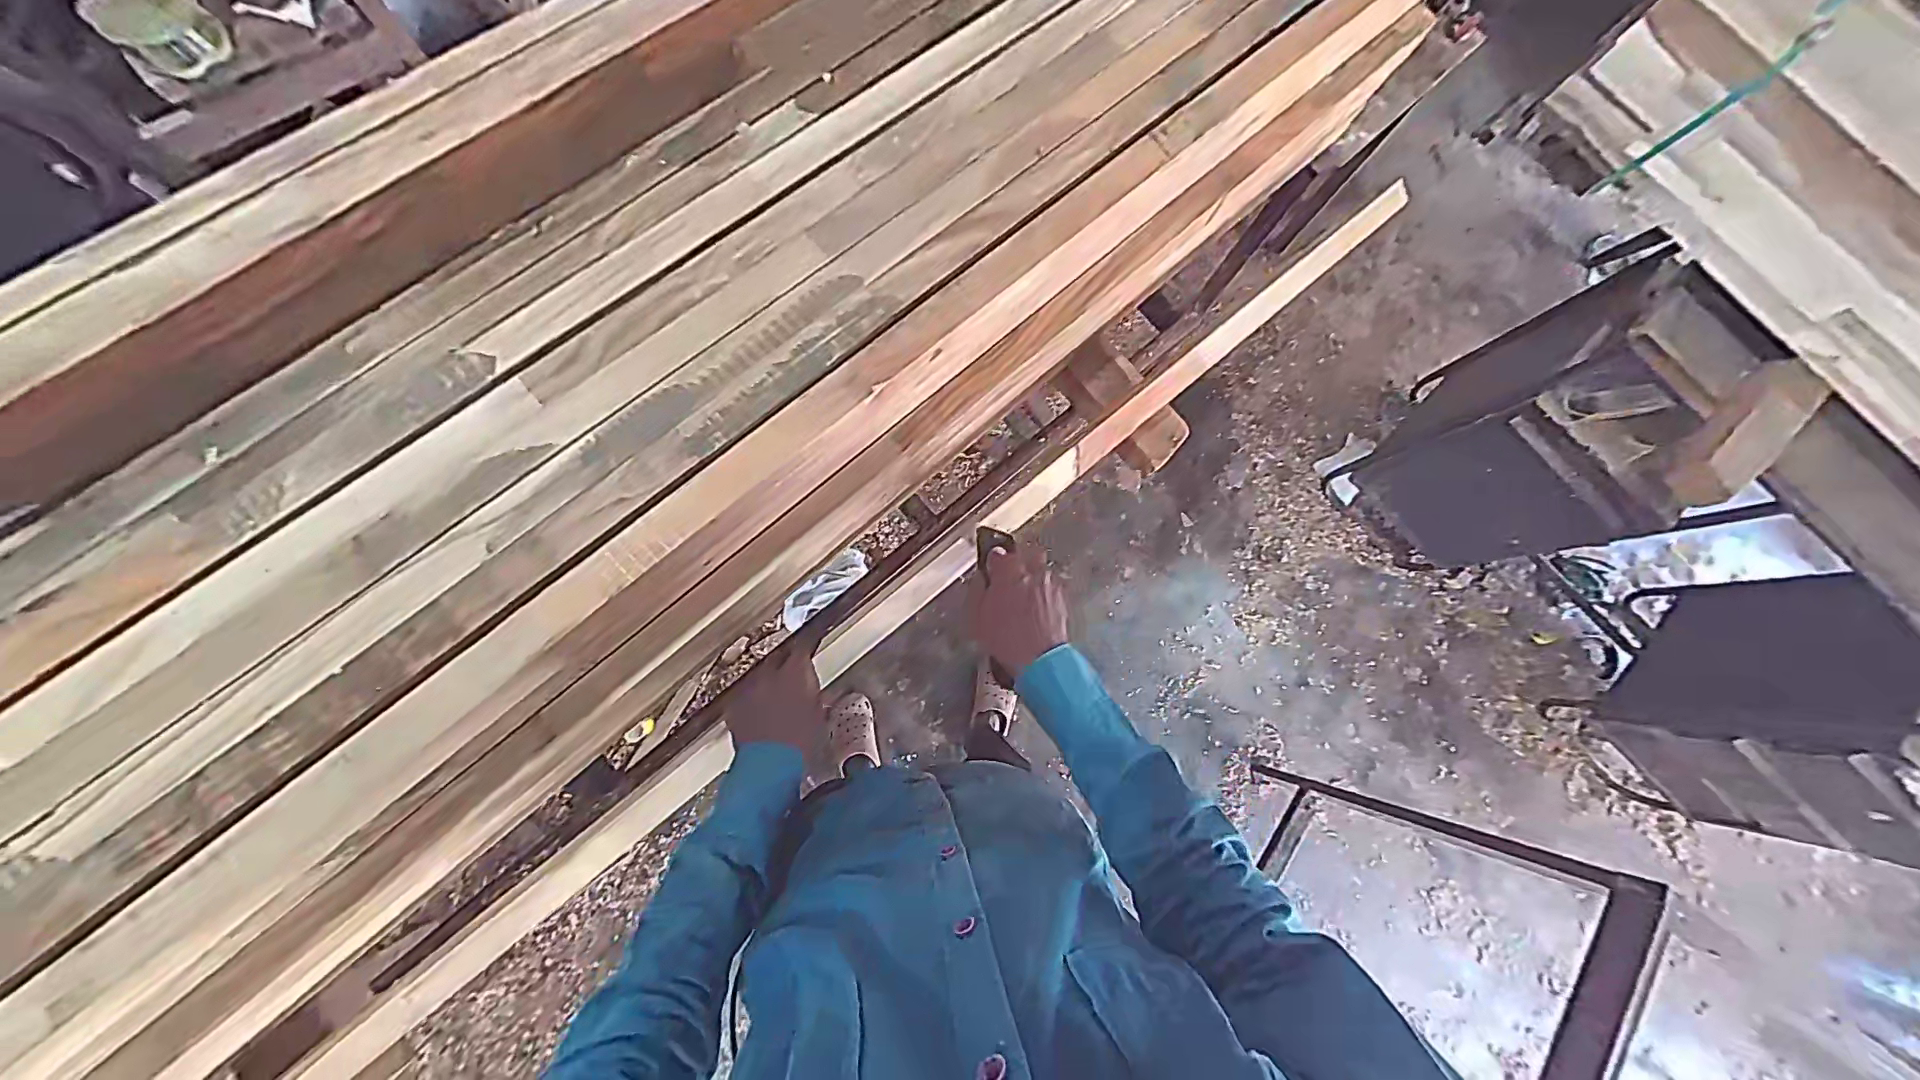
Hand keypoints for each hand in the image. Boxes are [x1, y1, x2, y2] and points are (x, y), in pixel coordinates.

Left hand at [721, 646, 823, 753]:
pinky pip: (744, 692)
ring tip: (775, 696)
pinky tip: (760, 709)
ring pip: (758, 674)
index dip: (806, 645)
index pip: (801, 646)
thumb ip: (813, 691)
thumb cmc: (799, 744)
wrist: (768, 767)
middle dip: (784, 661)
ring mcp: (748, 688)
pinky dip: (752, 696)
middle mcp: (768, 674)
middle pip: (777, 656)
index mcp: (794, 672)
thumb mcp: (818, 713)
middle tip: (792, 673)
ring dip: (767, 679)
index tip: (808, 644)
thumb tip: (810, 683)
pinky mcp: (733, 704)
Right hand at [967, 543, 1068, 677]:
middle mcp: (1032, 572)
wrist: (1040, 660)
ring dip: (1032, 575)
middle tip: (1008, 574)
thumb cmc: (1008, 640)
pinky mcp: (1061, 598)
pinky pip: (1050, 585)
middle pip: (1026, 552)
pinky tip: (1035, 607)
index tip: (989, 569)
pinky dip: (1043, 591)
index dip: (992, 561)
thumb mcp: (977, 616)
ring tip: (1023, 594)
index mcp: (1008, 571)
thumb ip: (979, 589)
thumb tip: (981, 579)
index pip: (998, 553)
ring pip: (1041, 568)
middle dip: (1018, 560)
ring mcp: (1049, 584)